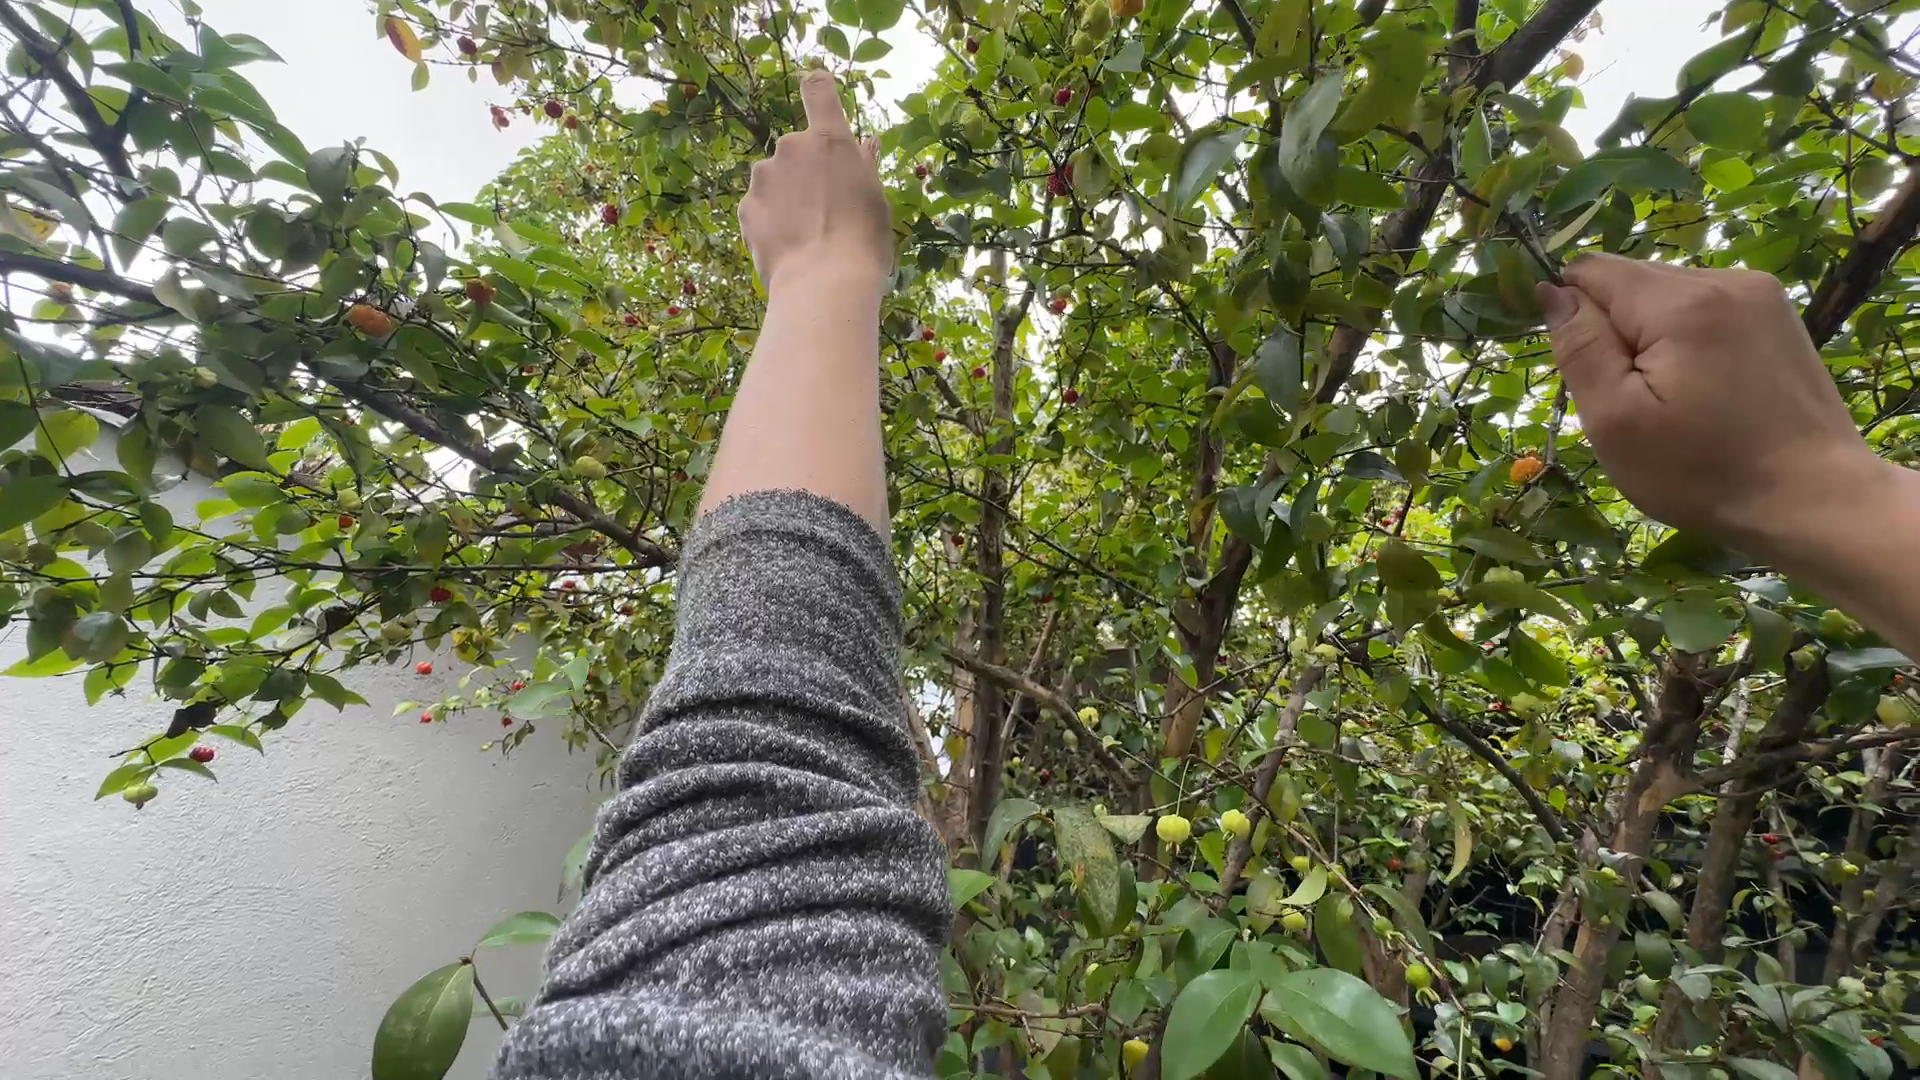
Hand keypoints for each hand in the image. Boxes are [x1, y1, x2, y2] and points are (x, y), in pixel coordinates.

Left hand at [738, 69, 891, 296]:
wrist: (825, 285)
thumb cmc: (863, 243)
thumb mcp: (877, 203)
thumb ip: (865, 168)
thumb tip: (865, 144)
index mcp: (829, 140)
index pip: (818, 90)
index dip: (818, 92)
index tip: (820, 101)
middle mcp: (790, 148)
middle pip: (796, 150)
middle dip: (805, 173)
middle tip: (823, 211)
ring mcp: (764, 178)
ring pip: (775, 181)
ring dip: (786, 199)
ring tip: (805, 237)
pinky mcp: (746, 208)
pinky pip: (760, 210)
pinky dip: (771, 224)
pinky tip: (789, 249)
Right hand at [1537, 255, 1885, 562]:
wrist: (1808, 498)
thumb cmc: (1694, 467)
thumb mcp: (1612, 416)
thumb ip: (1579, 347)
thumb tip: (1550, 291)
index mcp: (1682, 305)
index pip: (1593, 270)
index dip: (1564, 307)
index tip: (1568, 361)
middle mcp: (1726, 281)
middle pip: (1628, 280)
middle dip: (1602, 327)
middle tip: (1614, 390)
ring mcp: (1758, 296)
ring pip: (1659, 296)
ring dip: (1636, 336)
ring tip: (1651, 392)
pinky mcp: (1772, 317)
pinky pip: (1693, 309)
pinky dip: (1670, 340)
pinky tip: (1683, 384)